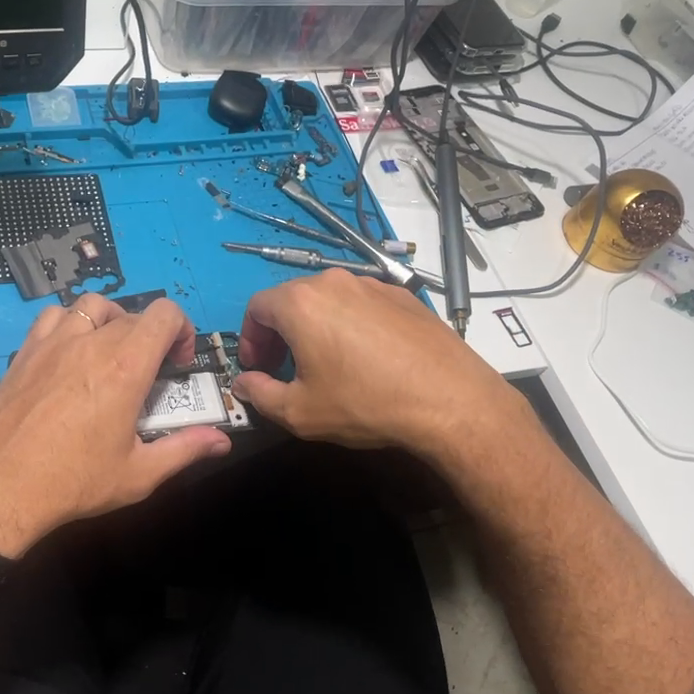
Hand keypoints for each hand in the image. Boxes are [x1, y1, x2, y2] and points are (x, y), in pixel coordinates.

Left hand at [0, 294, 232, 557]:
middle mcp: (90, 343)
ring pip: (90, 306)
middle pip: (132, 314)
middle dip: (150, 336)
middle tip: (148, 374)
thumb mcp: (139, 474)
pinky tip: (69, 353)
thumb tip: (221, 440)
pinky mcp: (24, 352)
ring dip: (110, 321)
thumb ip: (185, 449)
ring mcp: (52, 343)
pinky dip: (69, 323)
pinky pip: (52, 317)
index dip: (182, 331)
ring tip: (110, 352)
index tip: (178, 363)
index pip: (164, 314)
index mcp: (125, 367)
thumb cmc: (73, 483)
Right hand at [231, 270, 534, 468]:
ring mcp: (373, 285)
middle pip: (292, 299)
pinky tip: (367, 359)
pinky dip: (351, 325)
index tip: (257, 368)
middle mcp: (334, 282)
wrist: (449, 400)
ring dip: (315, 327)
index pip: (257, 308)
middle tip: (285, 368)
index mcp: (301, 302)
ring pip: (329, 300)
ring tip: (326, 364)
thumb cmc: (364, 403)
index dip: (249, 339)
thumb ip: (260, 394)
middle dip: (280, 333)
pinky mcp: (405, 297)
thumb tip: (244, 383)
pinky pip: (363, 305)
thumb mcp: (299, 411)